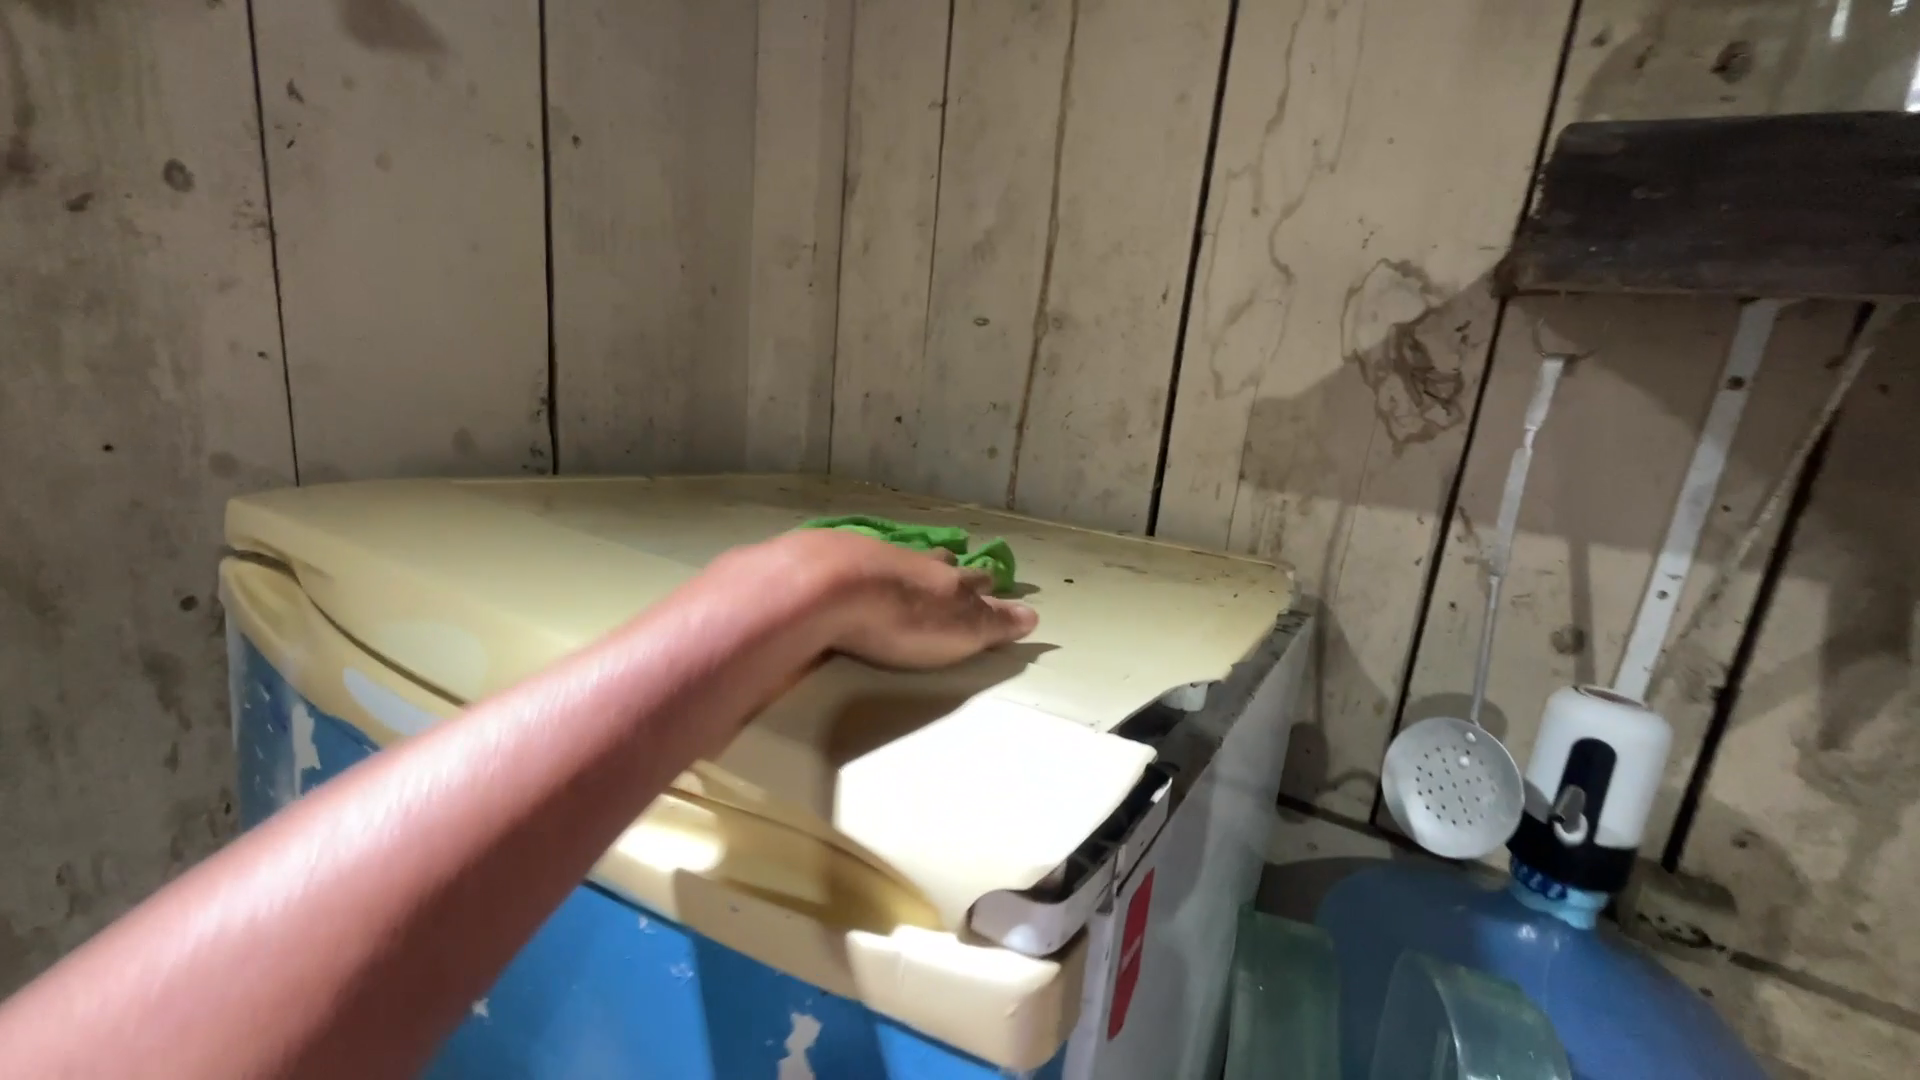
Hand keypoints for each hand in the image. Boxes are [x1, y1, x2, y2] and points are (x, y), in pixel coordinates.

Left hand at [760, 529, 1038, 669]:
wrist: (833, 587)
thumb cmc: (906, 618)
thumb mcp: (961, 630)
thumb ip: (994, 623)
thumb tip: (1033, 616)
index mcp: (950, 582)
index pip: (976, 581)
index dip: (987, 585)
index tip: (994, 581)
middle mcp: (916, 562)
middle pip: (940, 562)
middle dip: (950, 567)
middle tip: (955, 564)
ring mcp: (874, 557)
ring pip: (901, 557)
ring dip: (910, 564)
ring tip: (913, 567)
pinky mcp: (833, 560)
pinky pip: (860, 560)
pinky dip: (866, 567)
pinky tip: (860, 570)